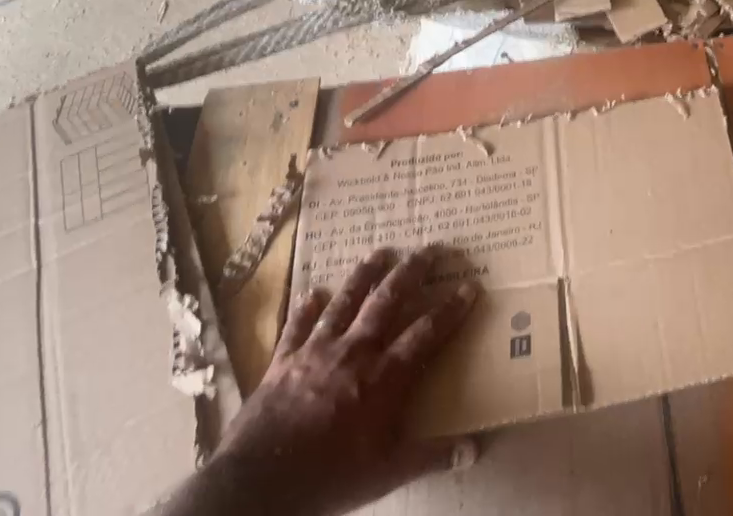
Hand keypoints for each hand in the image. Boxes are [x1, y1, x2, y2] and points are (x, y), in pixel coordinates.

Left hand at [159, 247, 480, 515]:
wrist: (257, 483)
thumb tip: (475, 451)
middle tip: (430, 248)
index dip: (451, 308)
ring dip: (365, 274)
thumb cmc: (328, 477)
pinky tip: (313, 291)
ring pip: (346, 302)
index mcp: (384, 377)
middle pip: (388, 301)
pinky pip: (298, 326)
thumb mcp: (386, 473)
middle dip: (412, 272)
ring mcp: (316, 352)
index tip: (470, 285)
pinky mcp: (283, 361)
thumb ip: (431, 457)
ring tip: (381, 251)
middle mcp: (354, 353)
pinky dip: (306, 307)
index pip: (427, 332)